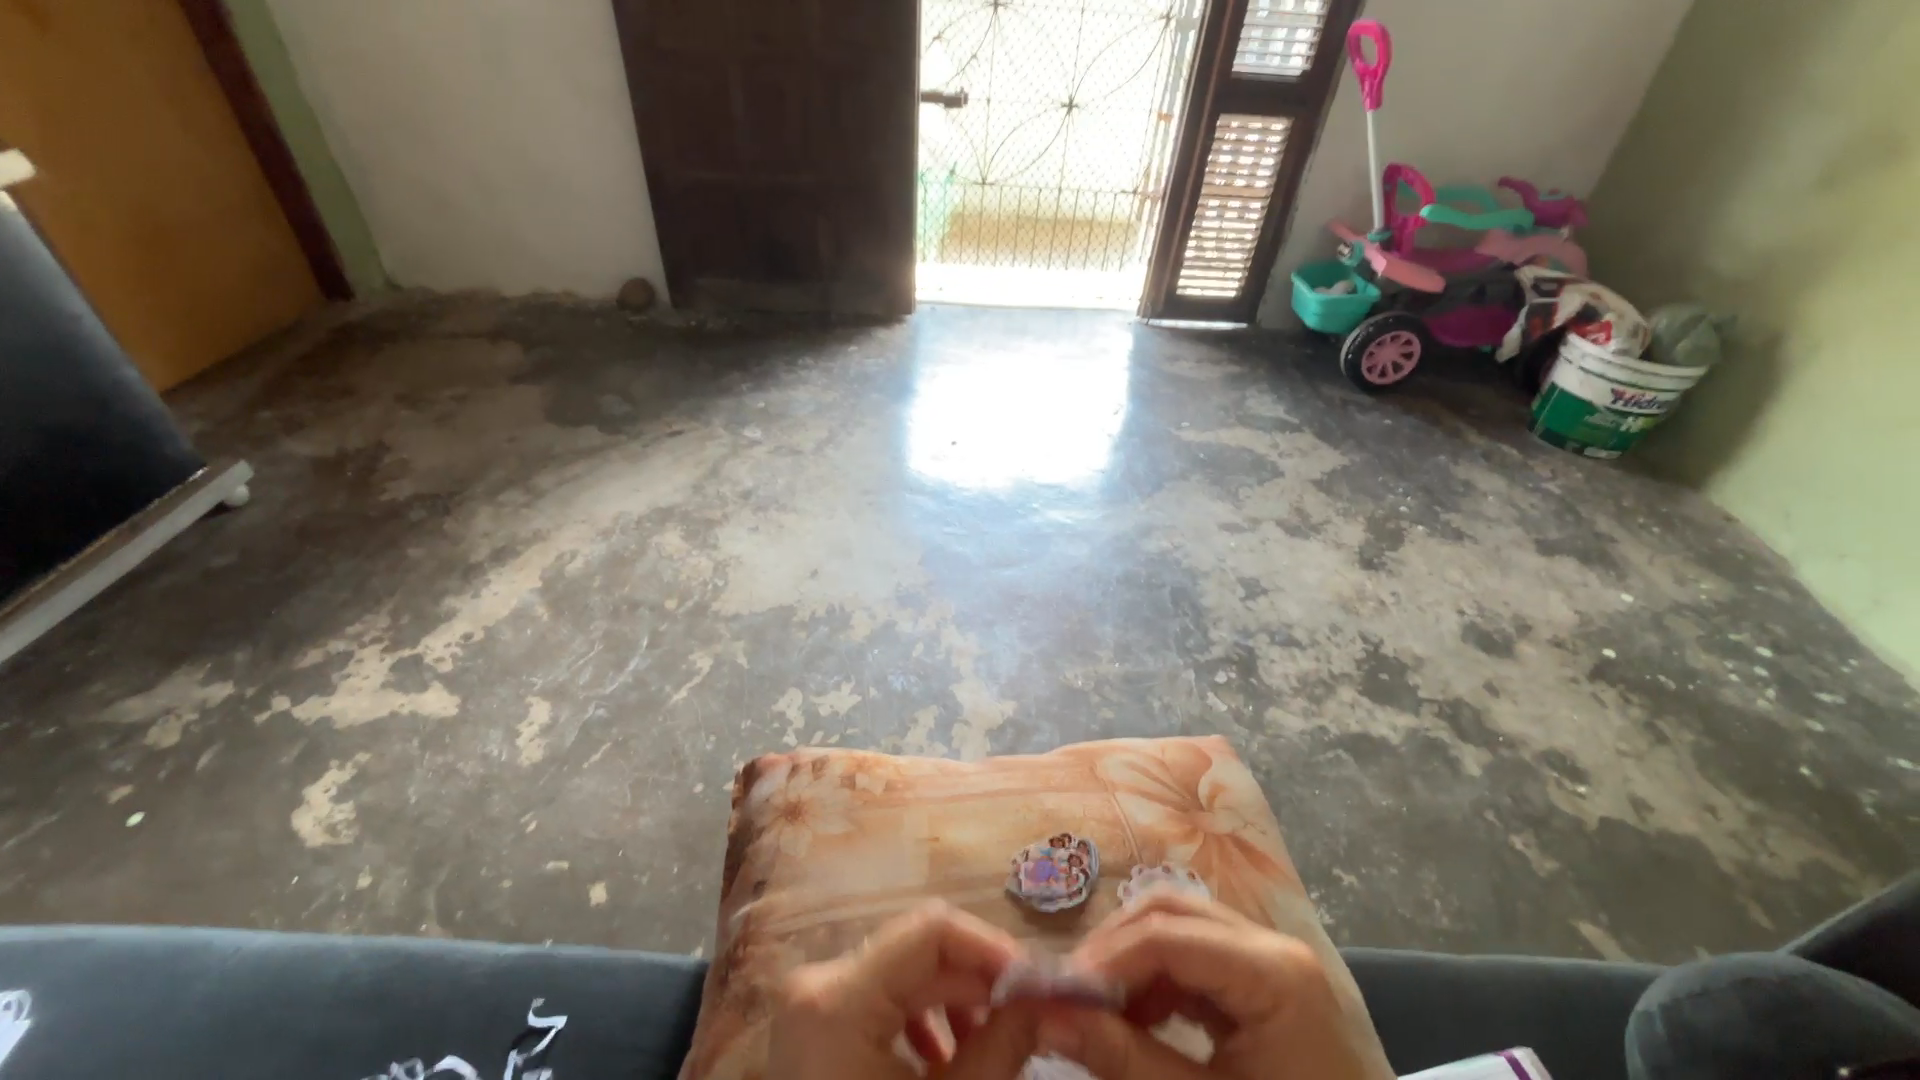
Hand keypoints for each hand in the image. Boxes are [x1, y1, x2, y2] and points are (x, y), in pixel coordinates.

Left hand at [769, 901, 1040, 1079]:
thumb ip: (1002, 1045)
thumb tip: (1048, 998)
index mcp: (839, 997)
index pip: (931, 930)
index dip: (992, 946)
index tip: (1037, 983)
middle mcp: (818, 981)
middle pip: (919, 950)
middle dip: (980, 978)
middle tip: (1031, 1011)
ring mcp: (812, 1001)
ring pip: (904, 972)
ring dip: (955, 999)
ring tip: (994, 1040)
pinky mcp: (817, 1022)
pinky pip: (880, 997)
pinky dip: (922, 1017)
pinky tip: (949, 1055)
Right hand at [1037, 892, 1368, 1079]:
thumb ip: (1126, 1060)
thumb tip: (1046, 1020)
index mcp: (1273, 972)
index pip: (1167, 934)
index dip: (1104, 959)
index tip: (1056, 995)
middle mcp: (1275, 946)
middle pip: (1173, 910)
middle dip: (1114, 948)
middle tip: (1071, 995)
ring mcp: (1276, 961)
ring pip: (1183, 928)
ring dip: (1134, 962)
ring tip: (1100, 1012)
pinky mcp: (1270, 984)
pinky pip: (1201, 959)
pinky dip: (1161, 982)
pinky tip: (1139, 1022)